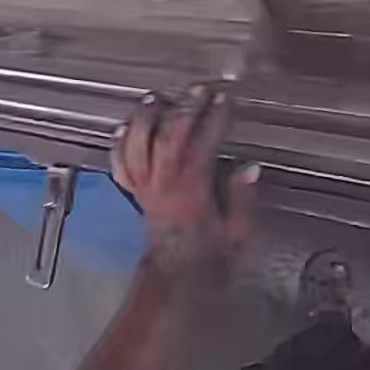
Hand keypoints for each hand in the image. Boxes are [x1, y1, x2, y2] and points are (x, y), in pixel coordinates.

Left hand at [111, 84, 258, 280]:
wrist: (176, 278)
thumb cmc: (208, 257)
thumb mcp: (238, 234)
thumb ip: (242, 199)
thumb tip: (249, 168)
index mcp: (192, 192)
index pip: (202, 146)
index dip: (213, 120)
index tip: (224, 102)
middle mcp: (164, 186)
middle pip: (167, 138)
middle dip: (183, 109)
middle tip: (197, 91)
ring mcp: (146, 188)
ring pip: (138, 146)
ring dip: (146, 119)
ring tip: (156, 98)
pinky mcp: (136, 193)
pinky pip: (121, 165)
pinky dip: (120, 144)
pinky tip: (125, 127)